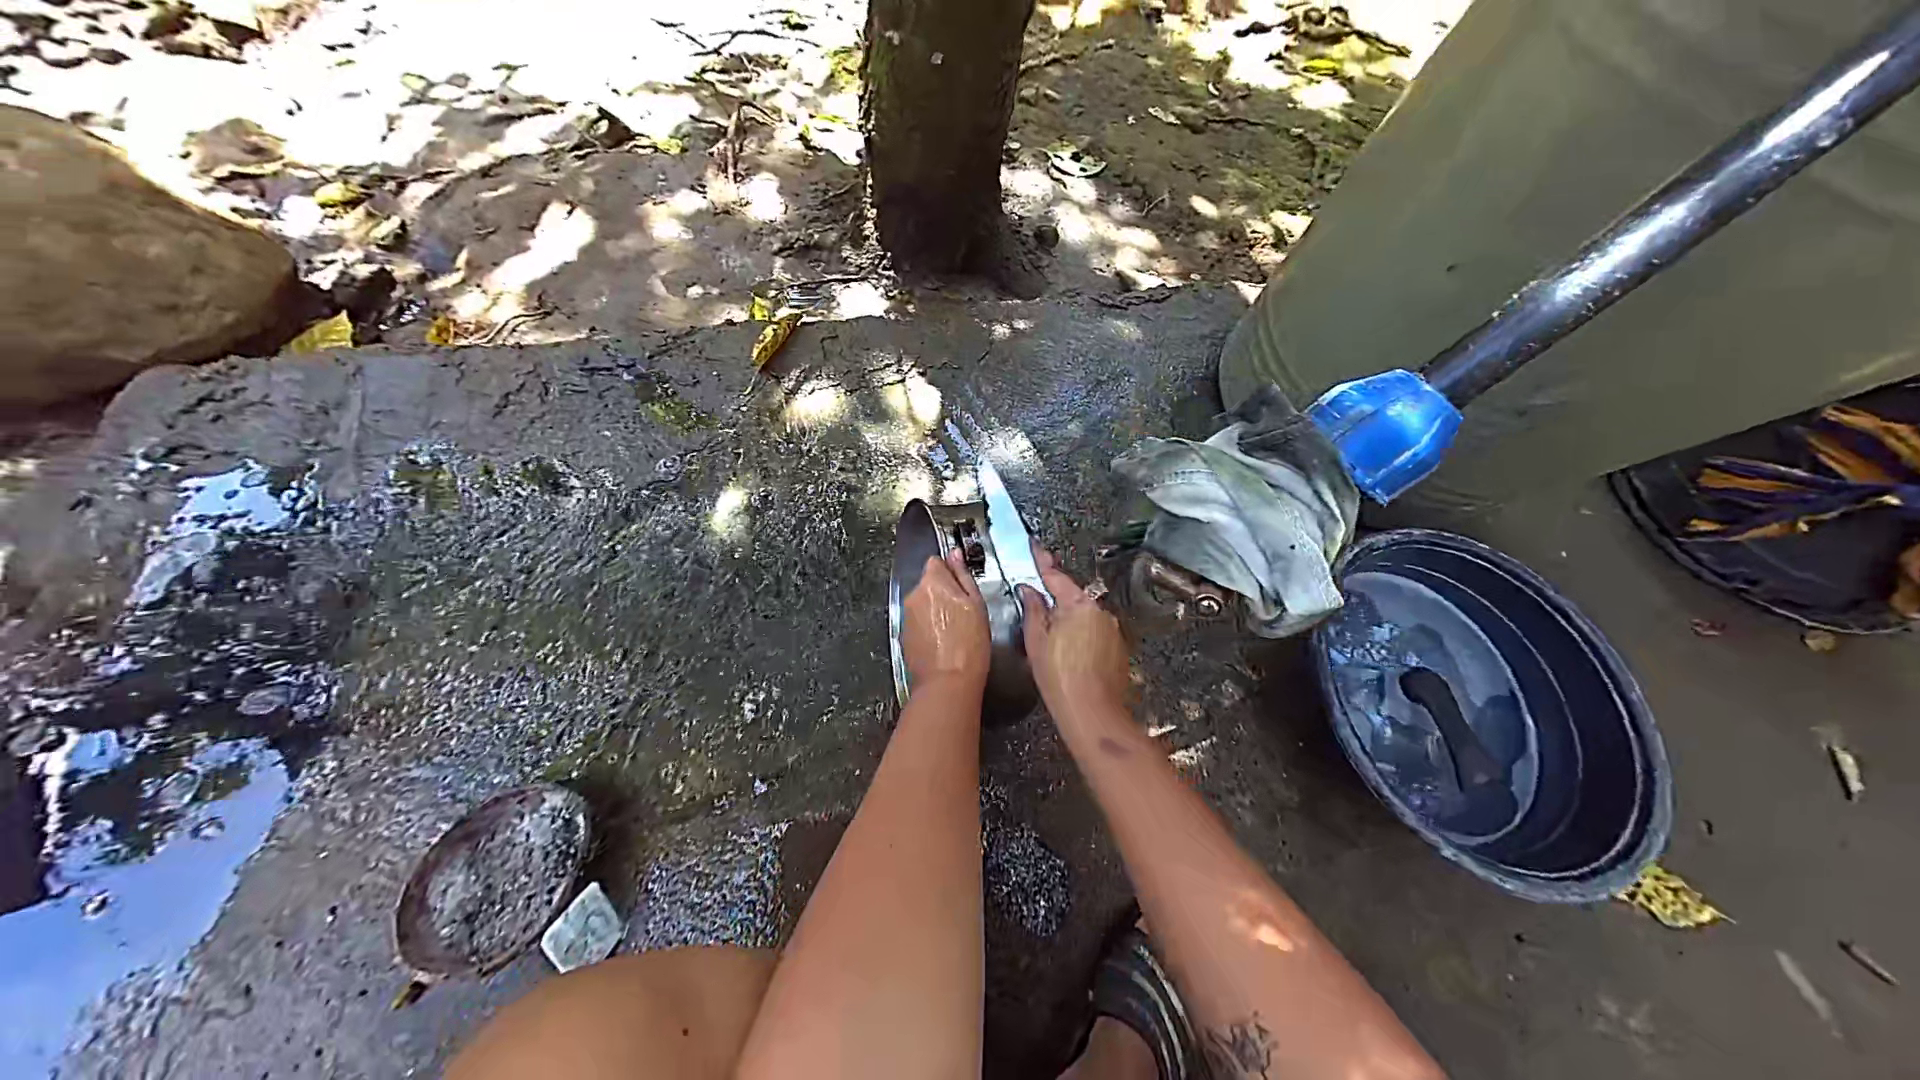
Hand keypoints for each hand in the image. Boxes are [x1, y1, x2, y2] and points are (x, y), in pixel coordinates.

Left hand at [902, 549, 990, 693]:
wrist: (947, 683)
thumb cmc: (968, 645)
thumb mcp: (976, 605)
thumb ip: (963, 576)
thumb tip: (955, 555)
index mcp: (932, 583)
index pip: (937, 562)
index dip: (951, 573)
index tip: (963, 588)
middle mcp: (914, 595)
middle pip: (929, 583)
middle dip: (943, 592)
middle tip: (964, 612)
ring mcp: (906, 616)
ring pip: (923, 603)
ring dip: (936, 610)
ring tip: (955, 630)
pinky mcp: (904, 634)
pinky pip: (918, 621)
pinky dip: (929, 626)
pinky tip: (943, 641)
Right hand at [1018, 545, 1130, 723]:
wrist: (1092, 712)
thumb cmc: (1062, 679)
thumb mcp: (1036, 640)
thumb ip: (1033, 609)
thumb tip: (1029, 591)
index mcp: (1078, 604)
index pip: (1056, 575)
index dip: (1042, 560)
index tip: (1035, 547)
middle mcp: (1099, 611)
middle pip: (1071, 597)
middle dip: (1053, 604)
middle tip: (1036, 622)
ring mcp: (1111, 629)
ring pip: (1082, 617)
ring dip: (1067, 625)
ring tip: (1052, 651)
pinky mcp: (1117, 647)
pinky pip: (1093, 634)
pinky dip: (1080, 641)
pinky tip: (1068, 660)